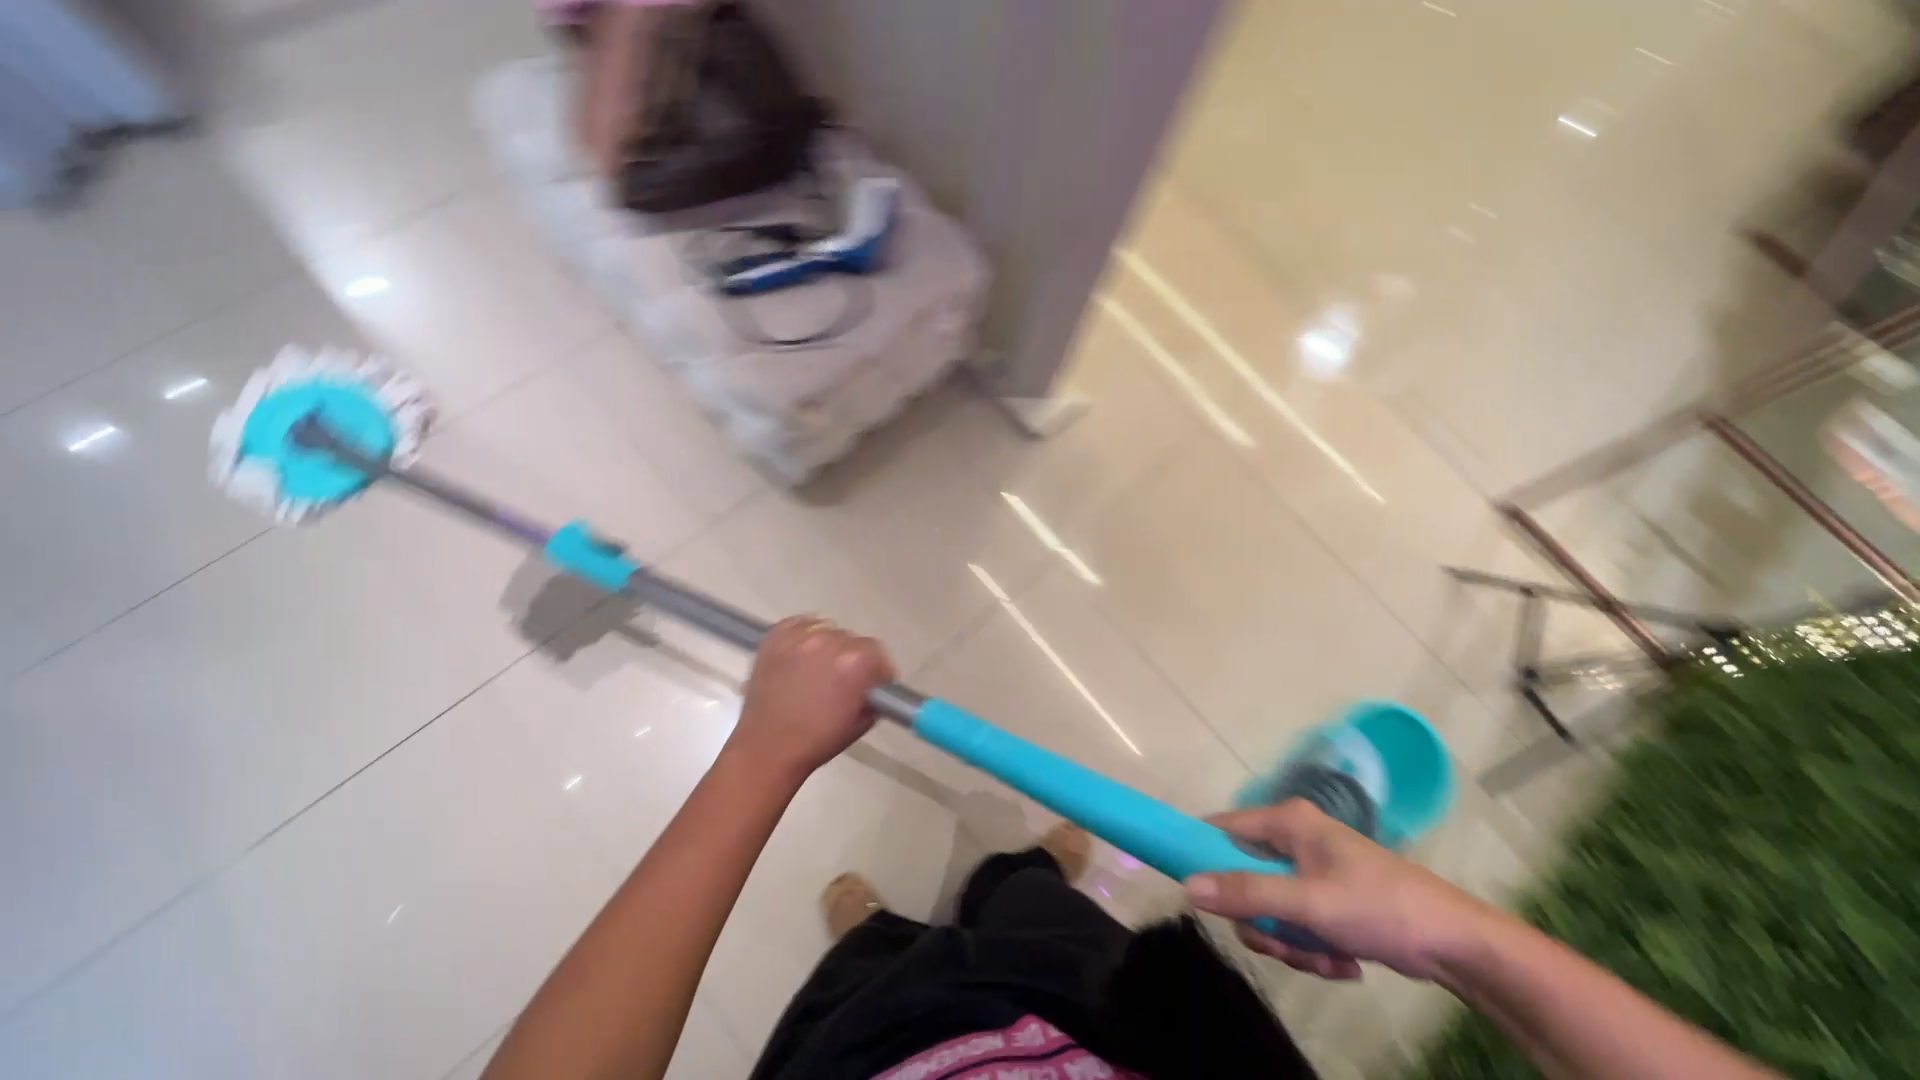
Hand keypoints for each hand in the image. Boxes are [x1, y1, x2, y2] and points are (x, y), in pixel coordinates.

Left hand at [726, 616, 895, 783]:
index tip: (872, 683)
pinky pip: (798, 624)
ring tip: (818, 668)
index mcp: (855, 663)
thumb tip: (873, 684)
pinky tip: (801, 654)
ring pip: (825, 630)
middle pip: (851, 640)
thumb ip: (874, 695)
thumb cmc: (818, 740)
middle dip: (852, 658)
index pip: (877, 653)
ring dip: (828, 646)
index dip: (877, 670)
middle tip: (842, 679)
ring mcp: (799, 638)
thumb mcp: (862, 722)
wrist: (767, 748)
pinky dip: (803, 636)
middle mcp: (830, 643)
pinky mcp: (775, 637)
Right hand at [1185, 799, 1501, 983]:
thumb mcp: (1307, 903)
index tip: (1196, 896)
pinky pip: (1294, 924)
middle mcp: (1294, 839)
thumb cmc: (1379, 907)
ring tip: (1326, 958)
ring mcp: (1310, 870)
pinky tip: (1342, 961)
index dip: (1200, 857)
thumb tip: (1186, 886)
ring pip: (1268, 910)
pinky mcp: (1327, 898)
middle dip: (1264, 924)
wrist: (1454, 942)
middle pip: (1241, 880)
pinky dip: (1312, 949)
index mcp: (1287, 822)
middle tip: (1284, 944)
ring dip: (1291, 944)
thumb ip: (1246, 894)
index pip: (1220, 827)